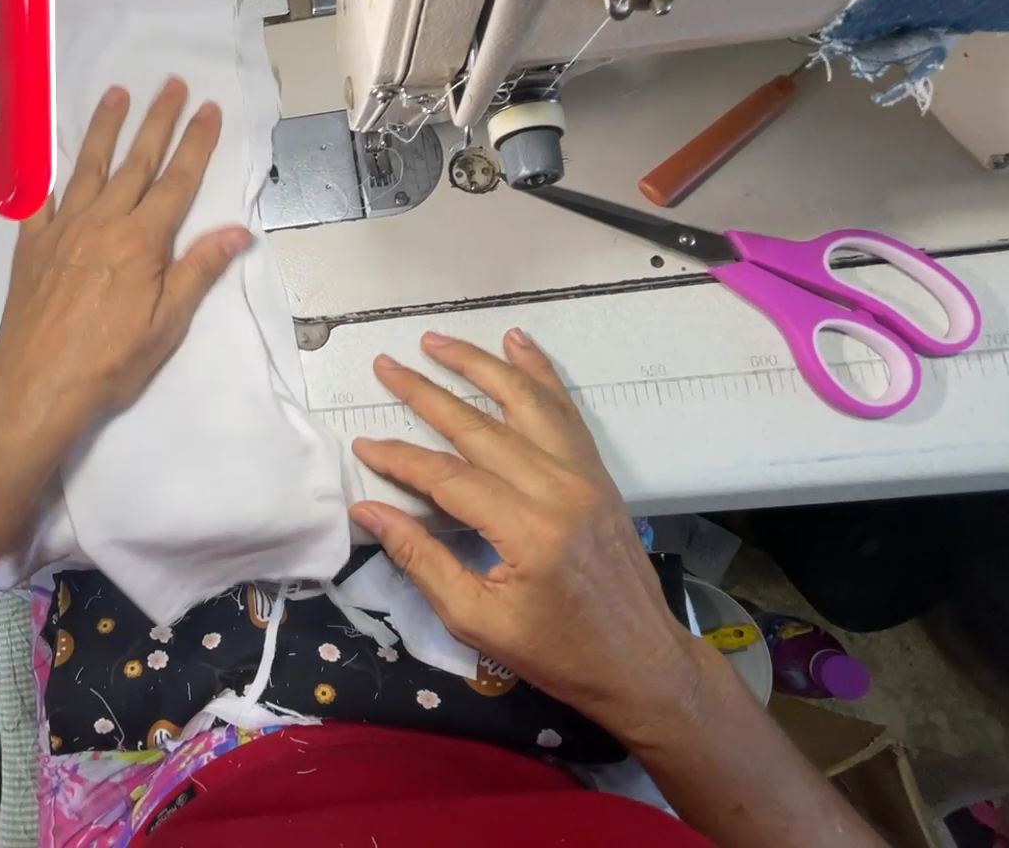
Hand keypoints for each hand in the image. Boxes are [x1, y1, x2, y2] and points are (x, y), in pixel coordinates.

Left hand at [0, 77, 252, 431]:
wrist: (37, 382)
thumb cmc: (109, 360)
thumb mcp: (166, 324)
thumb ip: (199, 271)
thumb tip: (238, 231)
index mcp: (141, 241)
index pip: (177, 181)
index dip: (196, 143)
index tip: (208, 109)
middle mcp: (102, 221)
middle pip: (136, 162)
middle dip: (157, 120)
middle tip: (171, 83)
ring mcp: (62, 228)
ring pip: (87, 166)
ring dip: (105, 128)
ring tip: (116, 94)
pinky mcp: (30, 243)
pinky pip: (39, 195)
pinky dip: (45, 167)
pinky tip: (49, 149)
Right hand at [348, 330, 716, 744]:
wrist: (646, 667)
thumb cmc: (558, 652)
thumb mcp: (475, 620)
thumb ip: (419, 559)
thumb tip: (367, 512)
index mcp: (527, 530)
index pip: (446, 476)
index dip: (399, 458)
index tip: (362, 445)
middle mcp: (558, 488)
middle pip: (478, 426)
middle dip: (425, 392)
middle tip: (385, 365)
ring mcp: (583, 474)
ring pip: (524, 402)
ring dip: (478, 364)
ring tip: (436, 340)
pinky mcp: (596, 472)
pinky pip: (563, 411)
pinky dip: (539, 372)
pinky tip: (517, 343)